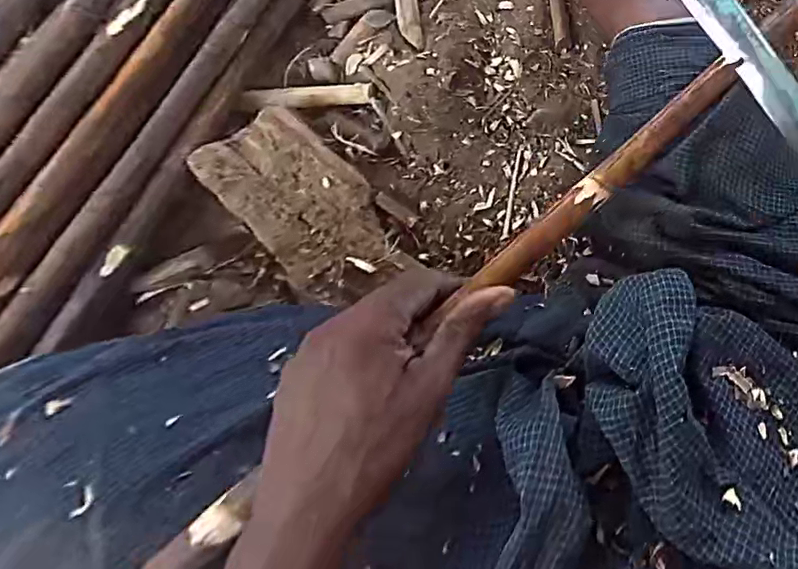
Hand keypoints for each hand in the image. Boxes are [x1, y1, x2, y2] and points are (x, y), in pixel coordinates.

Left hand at [230, 272, 513, 568]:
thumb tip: (502, 291)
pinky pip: (345, 346)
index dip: (456, 291)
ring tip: (413, 377)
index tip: (475, 316)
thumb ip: (463, 329)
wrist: (303, 517)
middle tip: (444, 354)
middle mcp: (328, 329)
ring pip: (370, 323)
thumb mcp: (432, 383)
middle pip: (394, 300)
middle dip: (427, 316)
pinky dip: (372, 354)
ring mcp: (306, 355)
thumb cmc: (377, 445)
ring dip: (400, 336)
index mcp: (363, 324)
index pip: (421, 281)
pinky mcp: (294, 379)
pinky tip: (377, 393)